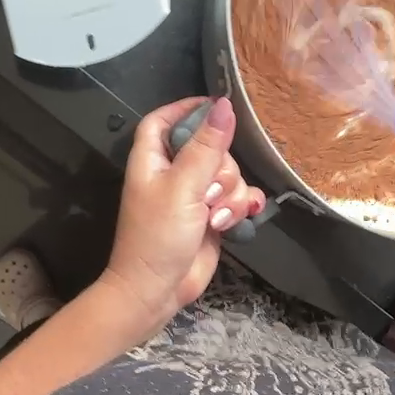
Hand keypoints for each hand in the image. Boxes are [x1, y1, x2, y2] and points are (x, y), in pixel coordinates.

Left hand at [99, 97, 264, 332]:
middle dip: (222, 168)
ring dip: (231, 195)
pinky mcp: (212, 217)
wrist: (158, 290)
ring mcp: (195, 196)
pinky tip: (241, 219)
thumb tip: (224, 105)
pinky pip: (238, 198)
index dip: (185, 109)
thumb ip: (207, 147)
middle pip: (210, 147)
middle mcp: (173, 173)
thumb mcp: (183, 187)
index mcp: (153, 159)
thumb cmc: (158, 235)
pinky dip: (242, 207)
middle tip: (210, 192)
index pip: (164, 120)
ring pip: (229, 175)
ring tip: (216, 218)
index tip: (214, 104)